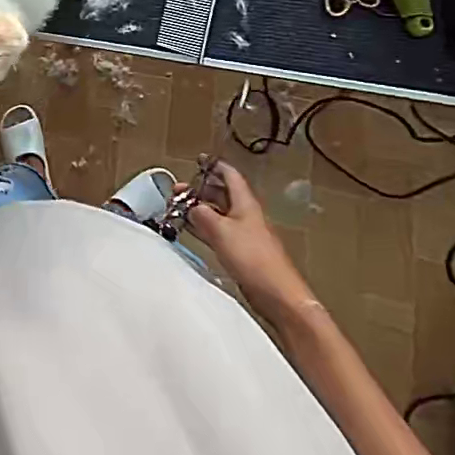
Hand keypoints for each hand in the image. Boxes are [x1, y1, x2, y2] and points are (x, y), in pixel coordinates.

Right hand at [184, 161, 316, 319]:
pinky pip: (218, 232)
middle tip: (177, 191)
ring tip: (178, 208)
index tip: (198, 160)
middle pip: (222, 194)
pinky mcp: (241, 252)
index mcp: (245, 203)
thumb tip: (192, 207)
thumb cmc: (251, 256)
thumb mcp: (221, 230)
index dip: (214, 166)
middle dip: (200, 190)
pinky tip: (191, 230)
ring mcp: (244, 234)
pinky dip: (204, 227)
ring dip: (199, 209)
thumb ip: (202, 214)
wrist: (277, 294)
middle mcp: (245, 215)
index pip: (230, 176)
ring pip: (218, 213)